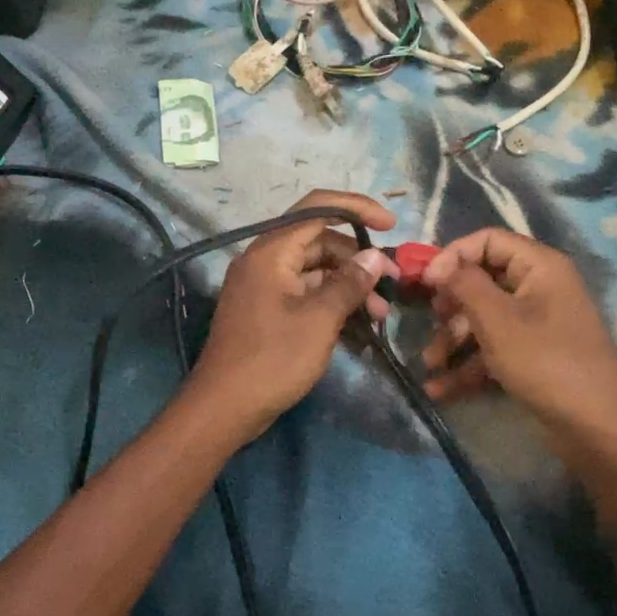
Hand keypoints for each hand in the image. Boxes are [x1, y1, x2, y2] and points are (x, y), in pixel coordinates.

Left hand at [187, 190, 399, 432]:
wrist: (225, 407)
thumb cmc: (273, 359)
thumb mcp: (320, 320)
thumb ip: (349, 283)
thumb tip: (375, 257)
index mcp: (271, 251)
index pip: (318, 208)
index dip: (358, 209)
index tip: (391, 225)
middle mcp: (264, 260)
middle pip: (319, 242)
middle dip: (358, 260)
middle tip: (392, 284)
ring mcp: (263, 287)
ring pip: (315, 272)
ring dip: (349, 286)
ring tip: (380, 314)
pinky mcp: (266, 312)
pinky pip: (304, 295)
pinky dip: (331, 304)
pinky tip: (359, 327)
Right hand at [420, 228, 616, 440]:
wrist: (596, 427)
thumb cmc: (546, 362)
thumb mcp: (498, 320)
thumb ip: (464, 285)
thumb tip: (436, 263)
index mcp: (539, 267)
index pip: (489, 241)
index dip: (453, 255)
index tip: (425, 282)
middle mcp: (539, 289)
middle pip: (483, 281)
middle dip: (451, 305)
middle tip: (430, 322)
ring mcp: (537, 325)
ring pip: (484, 319)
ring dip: (453, 341)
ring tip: (429, 365)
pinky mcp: (532, 357)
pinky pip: (493, 350)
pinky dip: (468, 366)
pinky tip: (440, 389)